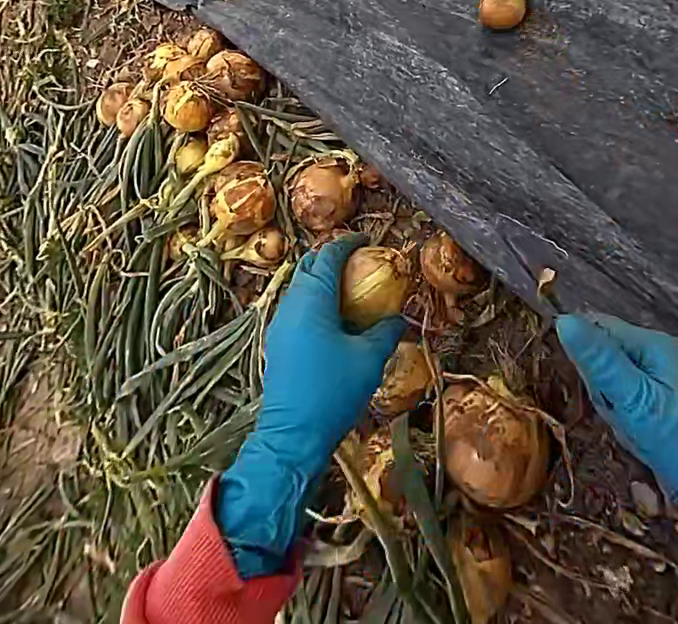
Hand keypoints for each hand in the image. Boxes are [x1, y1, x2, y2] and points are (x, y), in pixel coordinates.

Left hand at [217, 234, 404, 575]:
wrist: (292, 437)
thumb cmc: (332, 391)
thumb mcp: (369, 359)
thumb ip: (387, 331)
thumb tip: (400, 318)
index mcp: (313, 300)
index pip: (329, 255)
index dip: (348, 242)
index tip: (366, 239)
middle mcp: (292, 305)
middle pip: (310, 265)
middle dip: (333, 256)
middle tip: (359, 260)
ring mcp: (280, 324)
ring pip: (301, 286)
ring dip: (323, 278)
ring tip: (350, 288)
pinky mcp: (278, 342)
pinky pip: (297, 307)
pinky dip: (315, 300)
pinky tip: (334, 319)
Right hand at [555, 313, 677, 528]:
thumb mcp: (639, 405)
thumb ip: (601, 363)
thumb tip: (562, 320)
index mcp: (654, 344)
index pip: (597, 328)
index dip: (586, 360)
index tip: (599, 396)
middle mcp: (664, 355)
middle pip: (607, 362)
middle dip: (608, 399)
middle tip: (630, 427)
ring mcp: (674, 382)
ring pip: (621, 391)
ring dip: (624, 421)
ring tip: (647, 445)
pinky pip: (640, 410)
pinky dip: (640, 432)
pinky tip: (656, 455)